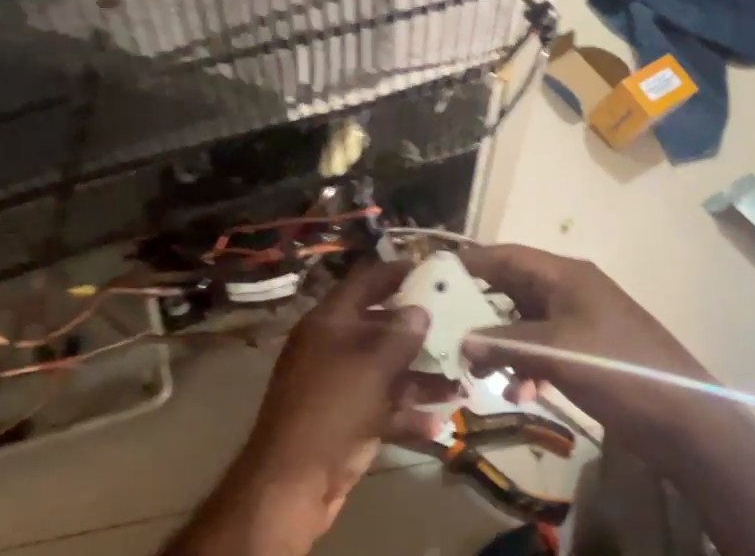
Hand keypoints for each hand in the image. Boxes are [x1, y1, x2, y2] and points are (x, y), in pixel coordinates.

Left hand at [240, 260, 453, 514]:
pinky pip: (384, 410)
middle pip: (380, 330)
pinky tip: (439, 424)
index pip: (364, 284)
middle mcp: (333, 348)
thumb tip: (419, 310)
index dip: (395, 275)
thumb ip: (398, 336)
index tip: (431, 272)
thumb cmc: (330, 409)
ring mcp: (339, 387)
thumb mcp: (370, 367)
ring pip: (387, 373)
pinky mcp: (347, 423)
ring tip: (463, 384)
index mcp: (328, 323)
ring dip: (422, 379)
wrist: (292, 481)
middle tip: (459, 330)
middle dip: (419, 333)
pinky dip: (408, 416)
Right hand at [459, 245, 713, 454]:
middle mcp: (568, 290)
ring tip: (478, 371)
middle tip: (446, 331)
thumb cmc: (618, 368)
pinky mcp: (585, 353)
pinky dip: (523, 365)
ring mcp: (578, 322)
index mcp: (564, 274)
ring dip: (499, 344)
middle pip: (510, 289)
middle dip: (478, 311)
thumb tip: (461, 341)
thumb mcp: (556, 351)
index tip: (431, 278)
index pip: (505, 256)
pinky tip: (518, 391)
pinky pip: (540, 349)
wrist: (685, 419)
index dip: (468, 264)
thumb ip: (504, 342)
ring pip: (522, 323)